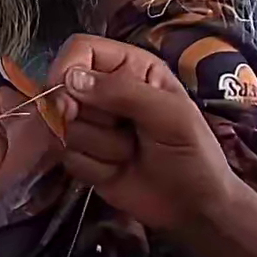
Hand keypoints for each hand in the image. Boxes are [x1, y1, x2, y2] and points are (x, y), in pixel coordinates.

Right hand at [48, 35, 242, 231]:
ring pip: (63, 126)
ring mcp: (90, 123)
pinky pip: (66, 156)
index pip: (80, 50)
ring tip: (131, 152)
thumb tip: (71, 80)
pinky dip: (93, 167)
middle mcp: (104, 90)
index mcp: (129, 66)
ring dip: (99, 146)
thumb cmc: (193, 152)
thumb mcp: (170, 115)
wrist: (193, 206)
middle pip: (63, 90)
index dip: (68, 69)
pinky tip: (118, 170)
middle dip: (90, 118)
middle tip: (122, 131)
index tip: (68, 98)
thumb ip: (124, 92)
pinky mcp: (81, 154)